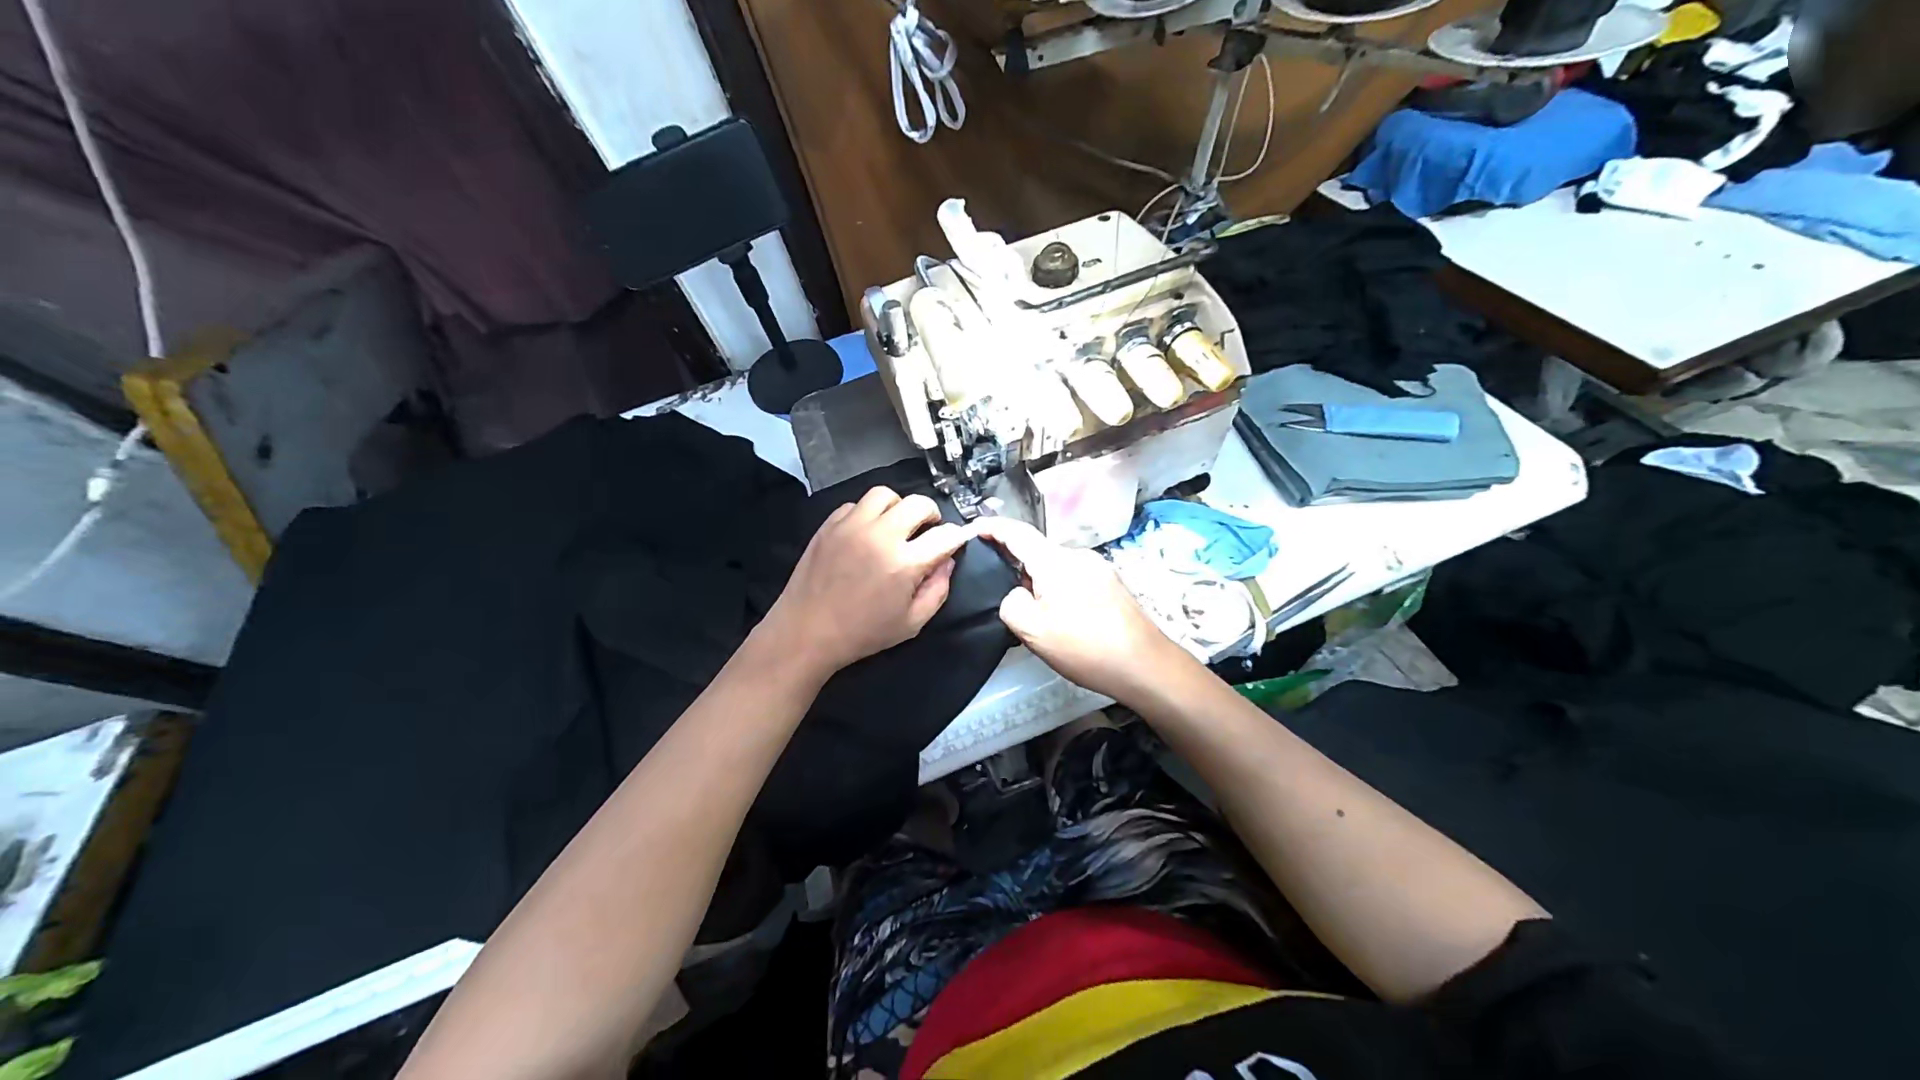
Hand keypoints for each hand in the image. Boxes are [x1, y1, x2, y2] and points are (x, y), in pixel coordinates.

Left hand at [762, 486, 971, 679]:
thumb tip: (947, 562)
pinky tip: (866, 533)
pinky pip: (855, 505)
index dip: (957, 537)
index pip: (945, 536)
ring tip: (896, 525)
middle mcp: (880, 536)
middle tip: (928, 529)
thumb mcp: (911, 623)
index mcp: (904, 563)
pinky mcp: (829, 525)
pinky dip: (867, 514)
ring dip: (898, 507)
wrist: (806, 631)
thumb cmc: (862, 633)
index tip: (955, 541)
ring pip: (885, 494)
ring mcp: (852, 526)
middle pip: (918, 503)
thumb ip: (937, 591)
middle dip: (931, 514)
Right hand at [972, 517, 1190, 703]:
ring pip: (1057, 568)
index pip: (1016, 532)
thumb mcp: (1032, 631)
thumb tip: (1017, 595)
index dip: (991, 527)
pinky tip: (1063, 621)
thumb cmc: (1086, 647)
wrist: (1145, 666)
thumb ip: (1011, 604)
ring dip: (1040, 583)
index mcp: (1055, 561)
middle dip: (1016, 565)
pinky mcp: (1112, 587)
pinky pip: (1074, 580)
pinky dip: (1059, 592)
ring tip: (1035, 616)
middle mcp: (1078, 557)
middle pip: (1037, 551)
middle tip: (1002, 592)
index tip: (973, 530)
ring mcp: (1099, 570)